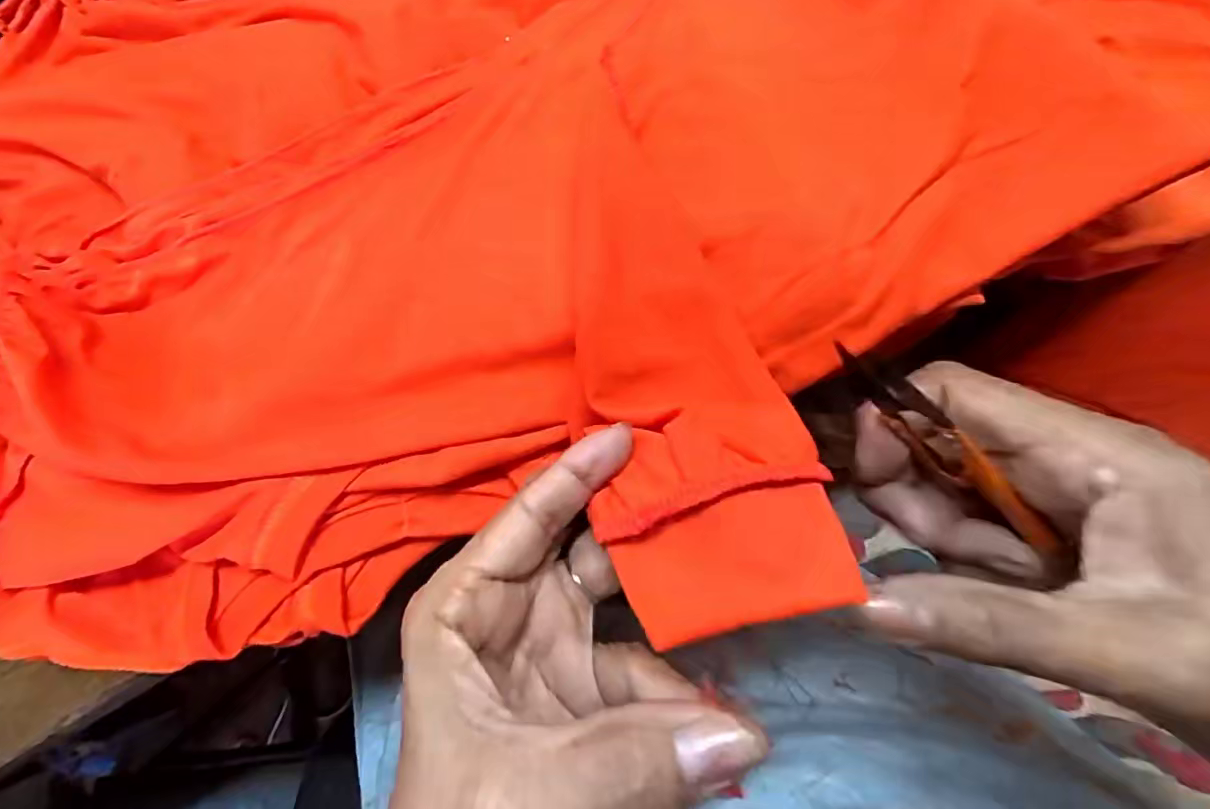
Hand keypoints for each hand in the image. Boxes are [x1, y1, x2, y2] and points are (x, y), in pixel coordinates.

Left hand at [392, 425, 766, 808]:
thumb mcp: (534, 786)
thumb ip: (636, 756)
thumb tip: (744, 735)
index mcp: (465, 605)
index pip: (525, 519)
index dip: (573, 474)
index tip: (623, 435)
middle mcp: (508, 614)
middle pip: (579, 550)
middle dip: (633, 524)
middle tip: (690, 491)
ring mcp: (548, 656)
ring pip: (621, 612)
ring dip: (673, 620)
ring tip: (731, 610)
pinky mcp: (582, 704)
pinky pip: (640, 681)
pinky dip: (679, 701)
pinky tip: (725, 727)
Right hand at [851, 362, 1209, 808]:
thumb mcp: (1124, 652)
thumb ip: (986, 621)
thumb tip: (865, 604)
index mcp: (1096, 449)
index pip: (959, 392)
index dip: (895, 417)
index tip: (864, 475)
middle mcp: (1074, 458)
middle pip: (948, 443)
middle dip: (918, 491)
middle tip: (924, 545)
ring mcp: (1070, 500)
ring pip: (960, 492)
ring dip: (946, 534)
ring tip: (995, 587)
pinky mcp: (1068, 539)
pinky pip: (985, 533)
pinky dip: (971, 561)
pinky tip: (1009, 596)